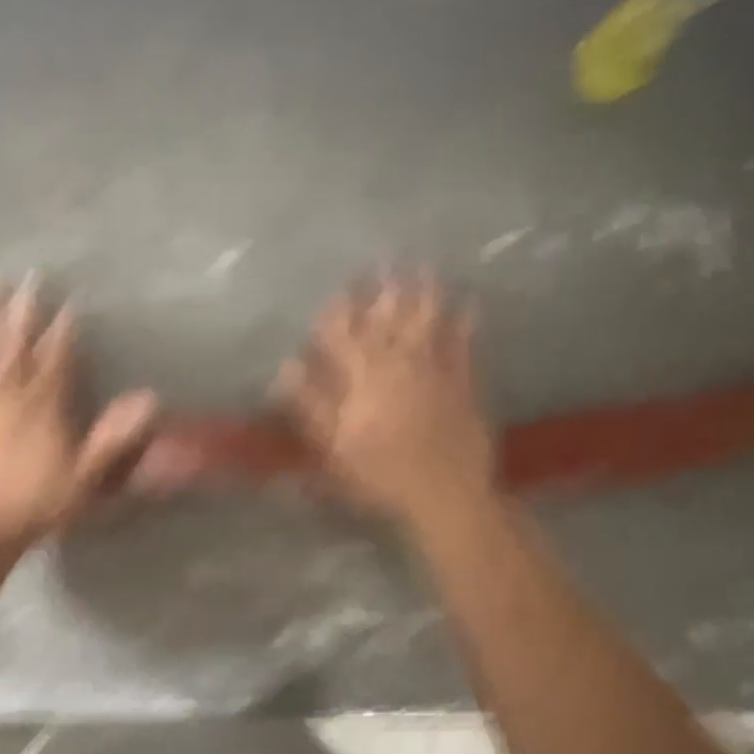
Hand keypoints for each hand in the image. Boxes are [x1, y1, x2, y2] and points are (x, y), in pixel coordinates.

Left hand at [0, 273, 156, 546]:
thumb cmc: (29, 509)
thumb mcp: (83, 479)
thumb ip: (113, 438)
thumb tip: (148, 399)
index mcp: (40, 406)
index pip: (55, 358)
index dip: (63, 330)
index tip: (68, 302)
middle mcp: (2, 392)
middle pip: (14, 343)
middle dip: (23, 308)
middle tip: (27, 275)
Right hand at [271, 272, 493, 524]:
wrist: (444, 494)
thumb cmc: (380, 477)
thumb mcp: (333, 446)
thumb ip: (310, 404)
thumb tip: (285, 367)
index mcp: (360, 379)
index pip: (341, 335)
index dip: (337, 312)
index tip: (336, 290)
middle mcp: (396, 364)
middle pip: (385, 320)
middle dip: (381, 290)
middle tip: (384, 259)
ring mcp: (432, 370)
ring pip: (425, 322)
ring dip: (423, 293)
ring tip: (423, 266)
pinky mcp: (462, 383)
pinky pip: (463, 344)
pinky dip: (464, 322)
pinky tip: (468, 302)